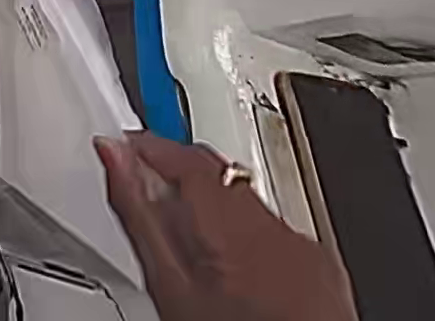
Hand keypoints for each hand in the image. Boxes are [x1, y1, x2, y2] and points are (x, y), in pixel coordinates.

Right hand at [96, 132, 355, 320]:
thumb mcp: (169, 287)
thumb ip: (137, 212)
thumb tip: (113, 154)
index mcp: (232, 225)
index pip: (183, 156)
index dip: (147, 147)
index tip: (121, 148)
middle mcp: (274, 228)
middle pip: (213, 173)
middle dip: (174, 173)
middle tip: (140, 184)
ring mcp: (301, 248)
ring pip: (241, 198)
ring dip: (208, 204)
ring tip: (180, 238)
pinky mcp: (321, 269)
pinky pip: (272, 228)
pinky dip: (242, 232)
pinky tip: (226, 265)